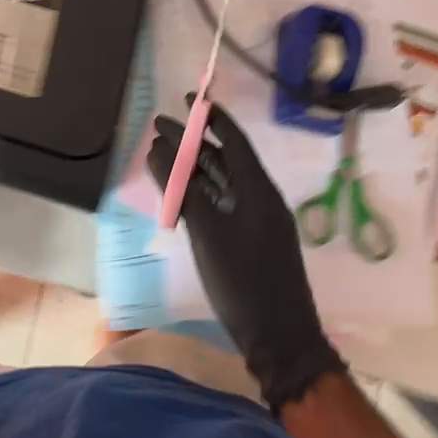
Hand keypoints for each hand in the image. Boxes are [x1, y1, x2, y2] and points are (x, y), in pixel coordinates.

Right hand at [148, 100, 344, 409]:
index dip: (211, 117)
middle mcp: (260, 198)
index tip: (188, 99)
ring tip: (158, 152)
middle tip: (159, 125)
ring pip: (221, 182)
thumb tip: (158, 150)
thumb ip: (182, 189)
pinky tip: (177, 189)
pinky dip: (198, 191)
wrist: (279, 338)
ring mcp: (256, 220)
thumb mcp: (207, 231)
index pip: (234, 141)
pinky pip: (221, 202)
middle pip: (223, 159)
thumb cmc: (244, 281)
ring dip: (192, 166)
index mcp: (259, 190)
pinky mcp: (249, 239)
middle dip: (192, 140)